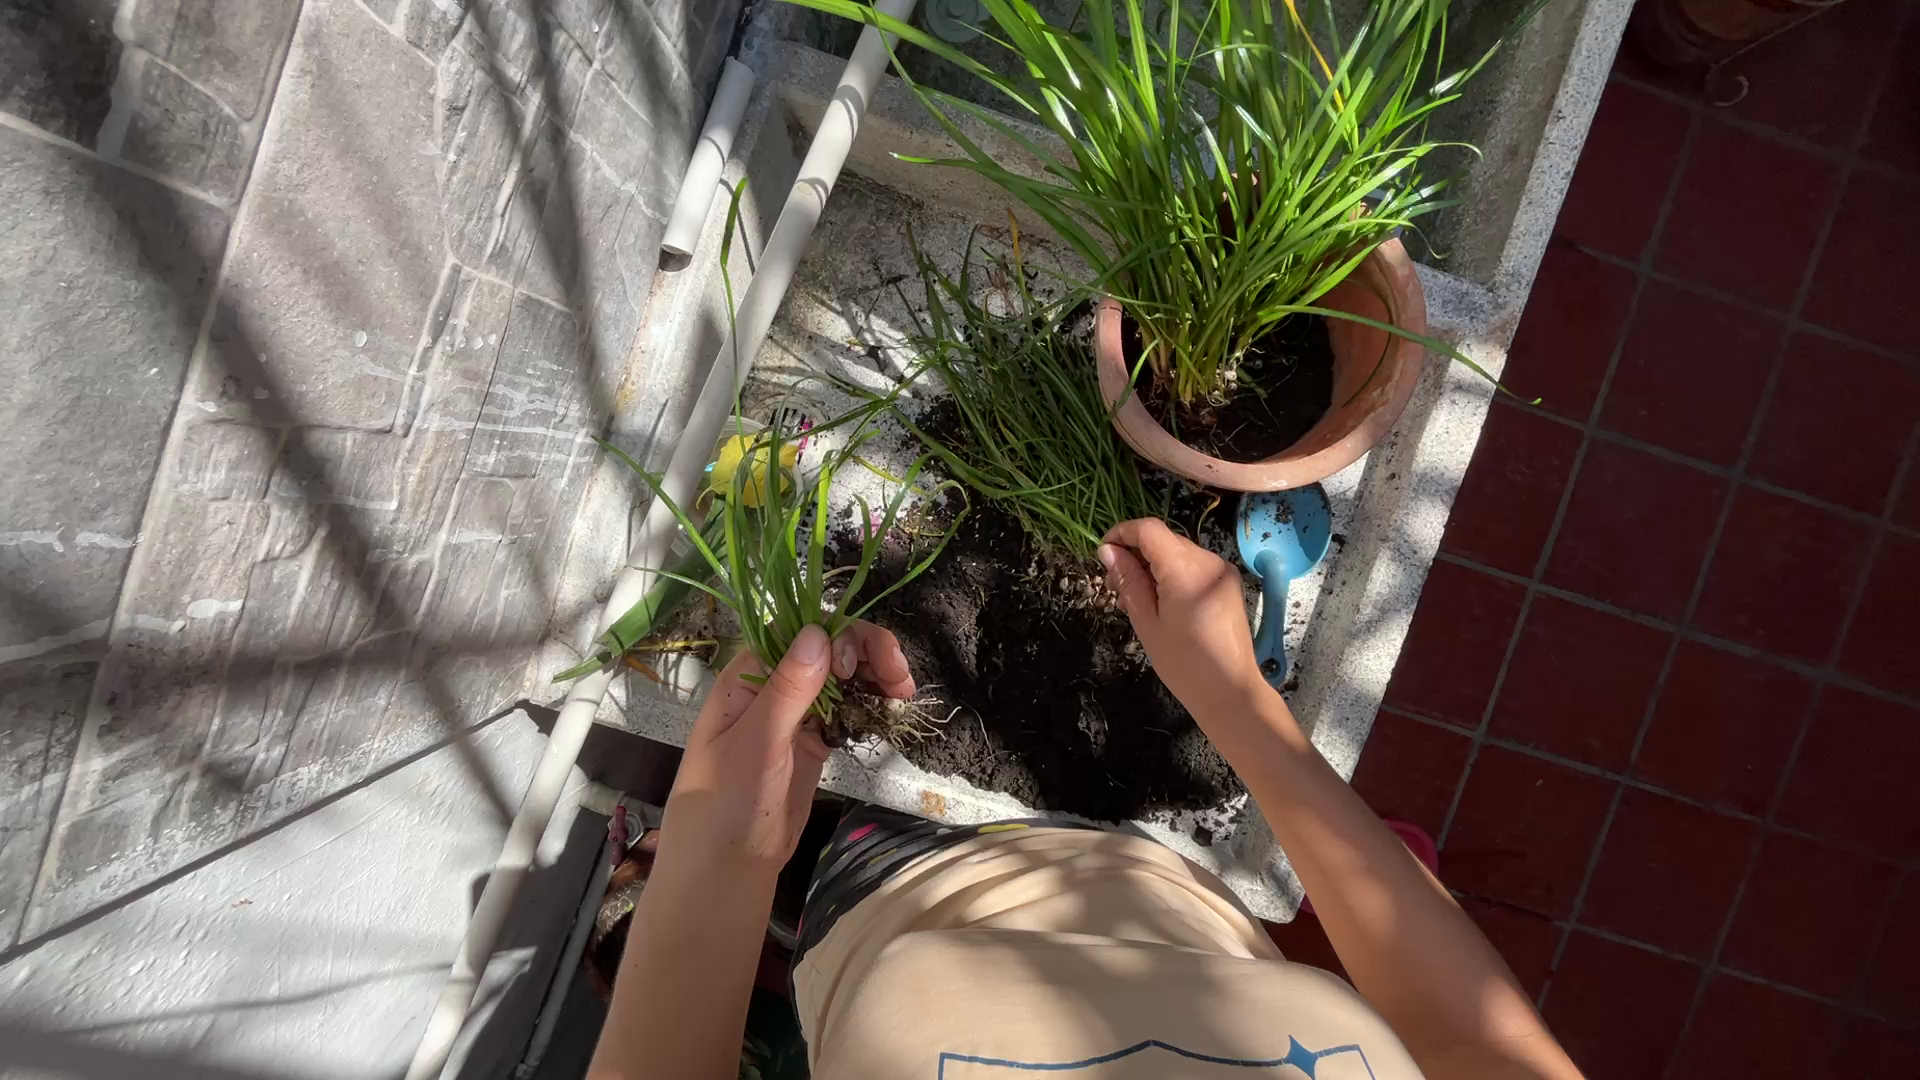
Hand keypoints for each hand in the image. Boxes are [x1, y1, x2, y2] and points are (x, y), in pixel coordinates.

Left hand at [658, 621, 911, 876]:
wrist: (727, 866)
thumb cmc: (727, 803)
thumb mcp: (757, 743)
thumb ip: (788, 688)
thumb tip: (818, 631)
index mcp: (750, 675)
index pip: (801, 631)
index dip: (837, 636)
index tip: (858, 666)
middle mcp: (775, 684)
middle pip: (830, 647)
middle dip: (868, 653)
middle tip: (900, 679)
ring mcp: (797, 711)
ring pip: (844, 675)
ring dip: (876, 675)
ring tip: (904, 692)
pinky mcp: (815, 737)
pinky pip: (849, 706)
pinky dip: (871, 702)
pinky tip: (891, 710)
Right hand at [1099, 519, 1269, 725]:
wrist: (1230, 691)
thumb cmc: (1183, 663)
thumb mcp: (1146, 621)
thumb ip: (1128, 580)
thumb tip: (1107, 551)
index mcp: (1186, 568)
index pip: (1149, 529)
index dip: (1122, 533)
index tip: (1104, 553)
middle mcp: (1208, 560)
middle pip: (1163, 540)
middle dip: (1135, 554)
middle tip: (1115, 586)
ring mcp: (1221, 570)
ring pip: (1176, 552)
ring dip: (1152, 566)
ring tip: (1136, 599)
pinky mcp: (1227, 582)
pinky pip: (1192, 567)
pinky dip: (1171, 574)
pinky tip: (1160, 602)